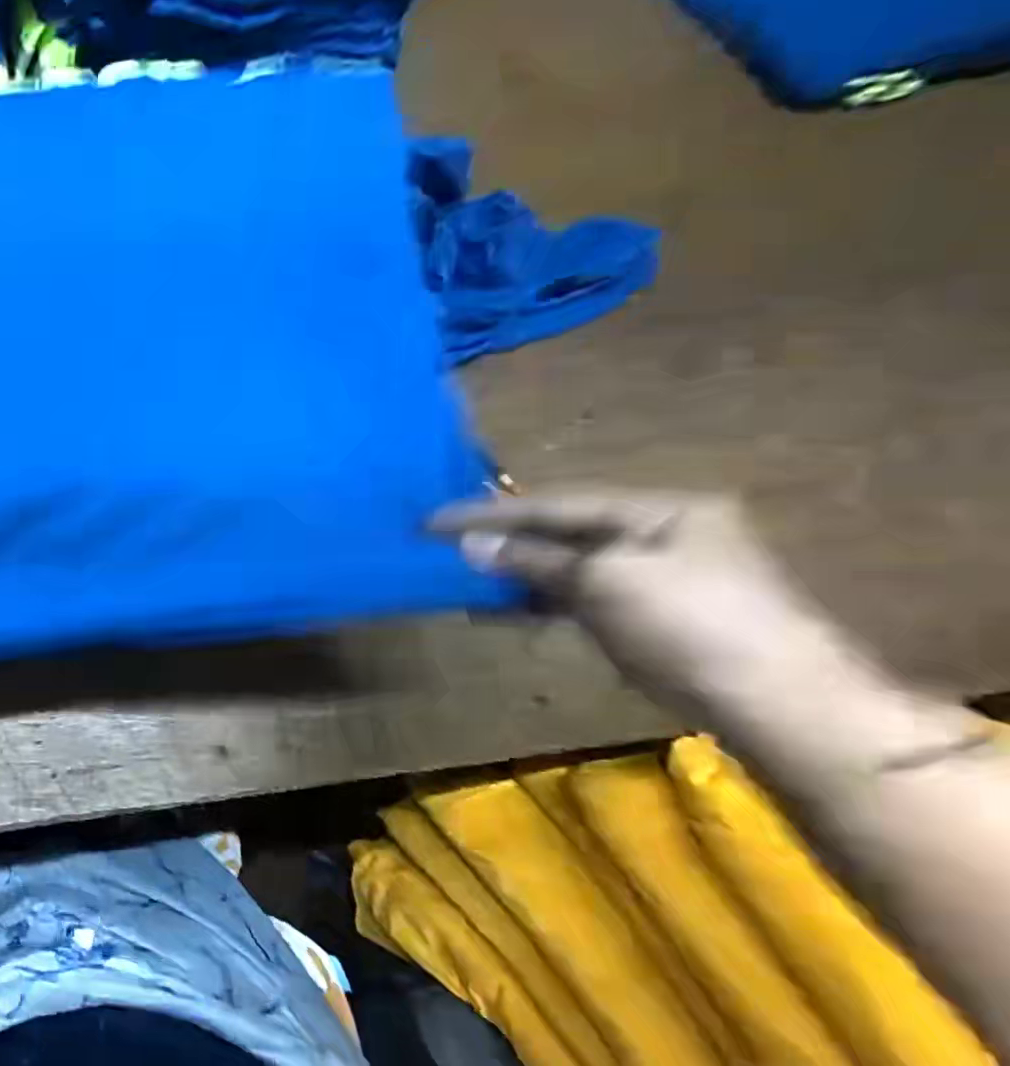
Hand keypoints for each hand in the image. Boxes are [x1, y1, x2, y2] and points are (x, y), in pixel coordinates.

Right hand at [431, 490, 874, 719]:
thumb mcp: (605, 581)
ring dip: (513, 574)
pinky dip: (536, 602)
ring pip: (564, 567)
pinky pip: (576, 598)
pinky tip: (496, 611)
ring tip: (459, 578)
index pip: (554, 504)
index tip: (432, 520)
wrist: (777, 705)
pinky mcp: (645, 618)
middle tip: (442, 545)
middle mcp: (656, 534)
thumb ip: (534, 559)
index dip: (489, 513)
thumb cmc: (691, 625)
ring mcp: (653, 578)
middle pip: (559, 532)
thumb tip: (469, 544)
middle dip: (500, 540)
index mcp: (659, 510)